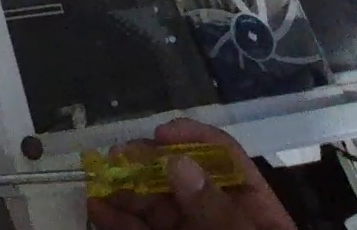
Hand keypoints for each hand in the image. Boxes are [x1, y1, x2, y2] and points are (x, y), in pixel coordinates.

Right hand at [87, 119, 296, 229]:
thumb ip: (217, 214)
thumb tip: (178, 164)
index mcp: (258, 220)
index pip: (231, 164)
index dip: (196, 141)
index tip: (161, 136)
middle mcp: (222, 225)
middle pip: (185, 181)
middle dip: (148, 165)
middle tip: (118, 157)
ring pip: (157, 207)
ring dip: (125, 191)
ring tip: (98, 181)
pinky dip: (119, 222)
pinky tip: (98, 210)